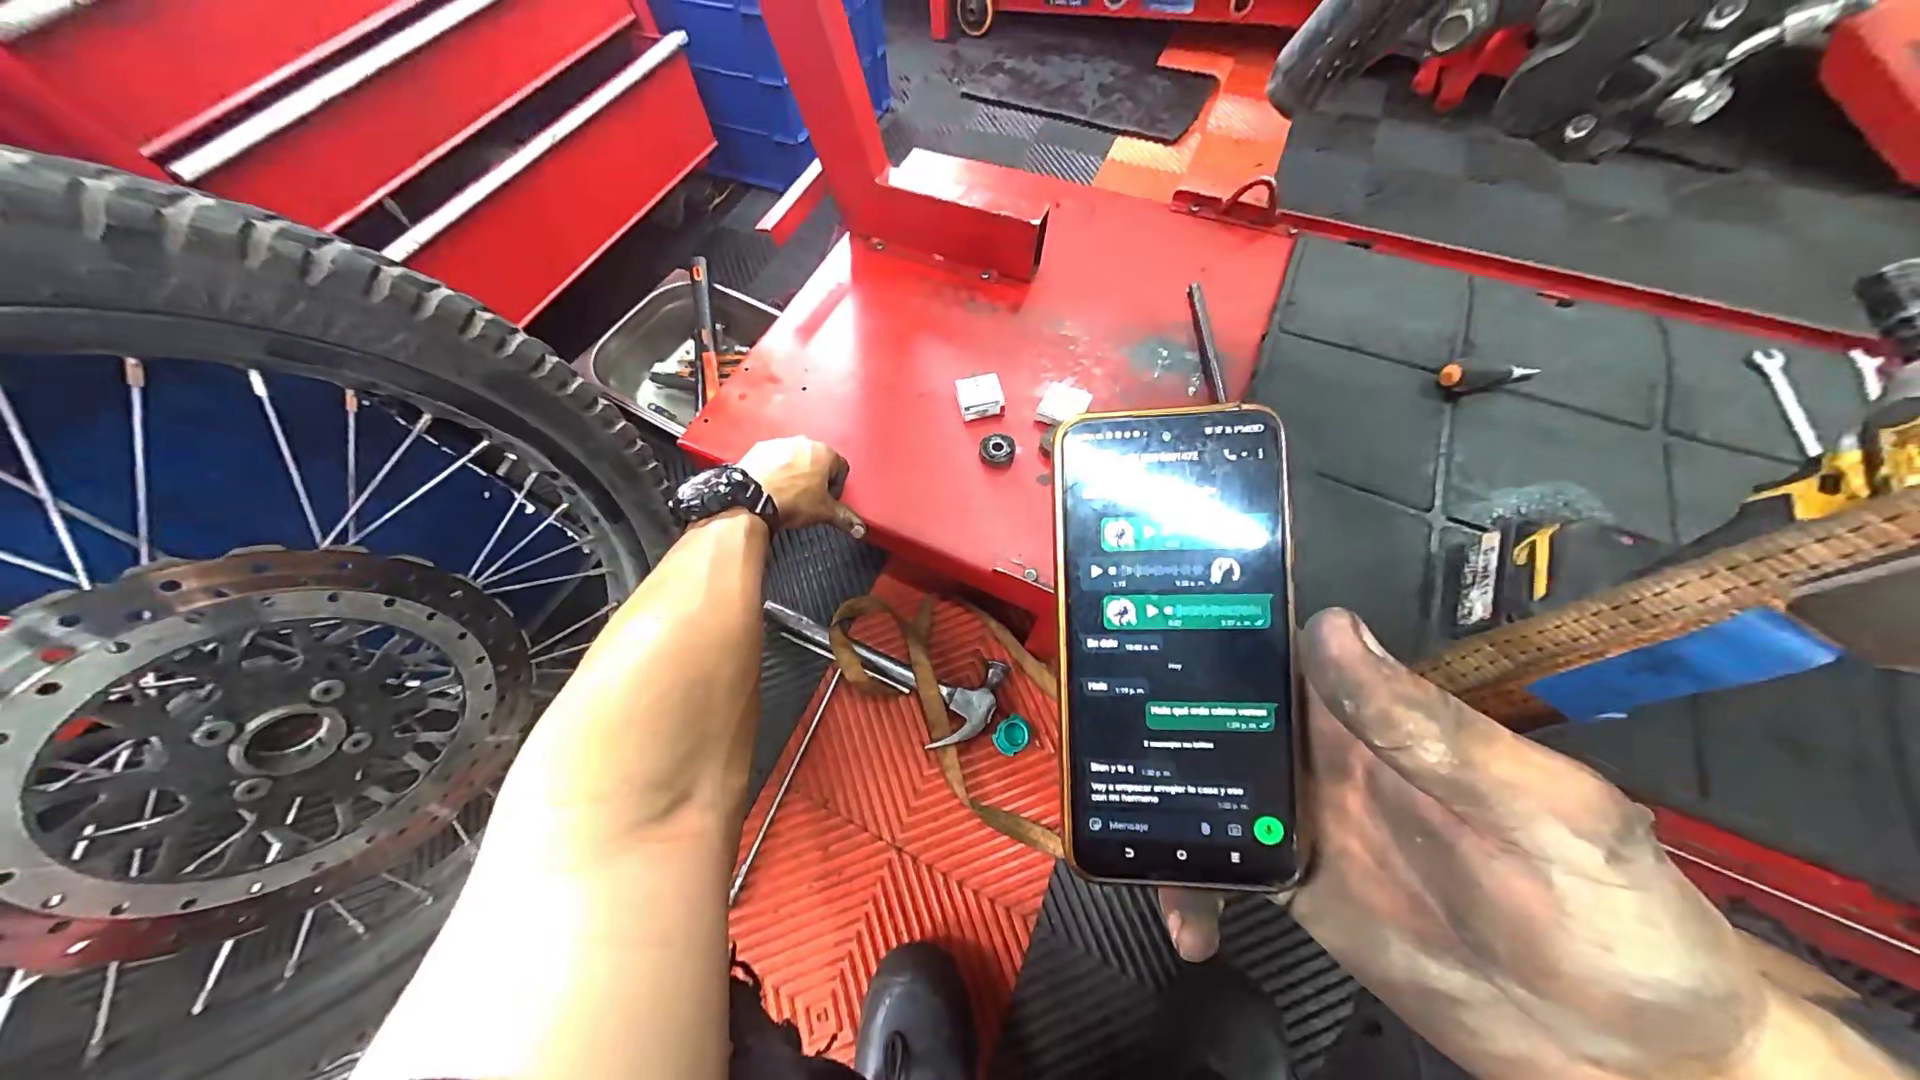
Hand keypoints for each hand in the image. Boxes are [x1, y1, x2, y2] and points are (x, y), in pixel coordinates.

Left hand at [737, 437, 865, 536]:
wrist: (752, 498)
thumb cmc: (792, 501)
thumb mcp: (823, 511)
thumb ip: (845, 517)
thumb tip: (860, 529)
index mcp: (824, 453)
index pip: (841, 467)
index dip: (837, 486)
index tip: (828, 499)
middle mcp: (804, 442)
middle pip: (819, 460)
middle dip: (817, 477)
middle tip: (809, 497)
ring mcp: (780, 443)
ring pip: (796, 458)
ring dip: (797, 472)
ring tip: (789, 493)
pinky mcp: (760, 448)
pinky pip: (775, 458)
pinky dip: (777, 470)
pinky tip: (773, 486)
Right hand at [1161, 608, 1767, 1079]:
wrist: (1631, 1061)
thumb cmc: (1614, 916)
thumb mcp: (1540, 811)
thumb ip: (1431, 728)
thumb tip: (1329, 628)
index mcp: (1370, 716)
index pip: (1274, 652)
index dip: (1210, 635)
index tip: (1143, 634)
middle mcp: (1321, 756)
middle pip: (1219, 718)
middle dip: (1159, 723)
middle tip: (1102, 742)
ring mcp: (1302, 821)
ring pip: (1206, 789)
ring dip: (1162, 808)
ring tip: (1121, 837)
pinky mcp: (1294, 884)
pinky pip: (1221, 869)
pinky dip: (1192, 889)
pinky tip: (1189, 926)